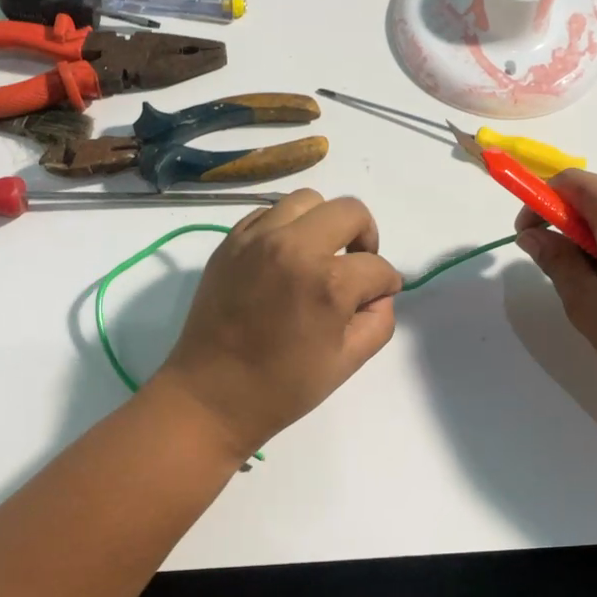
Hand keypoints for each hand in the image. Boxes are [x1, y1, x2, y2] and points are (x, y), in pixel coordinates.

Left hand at [155, 190, 404, 454]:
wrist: (211, 395)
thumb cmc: (283, 388)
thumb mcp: (347, 362)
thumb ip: (378, 320)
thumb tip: (377, 294)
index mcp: (327, 282)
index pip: (377, 266)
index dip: (385, 286)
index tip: (373, 302)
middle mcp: (293, 247)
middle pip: (350, 211)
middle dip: (364, 237)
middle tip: (354, 268)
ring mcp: (257, 239)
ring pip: (307, 201)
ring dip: (324, 224)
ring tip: (318, 257)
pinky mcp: (230, 242)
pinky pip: (269, 213)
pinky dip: (286, 228)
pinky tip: (284, 260)